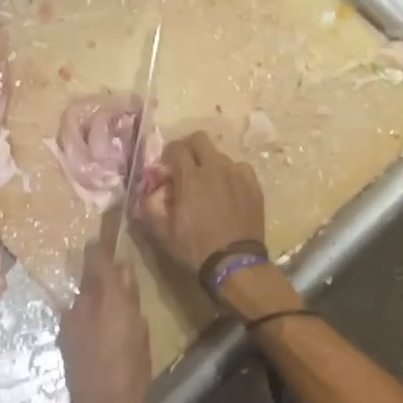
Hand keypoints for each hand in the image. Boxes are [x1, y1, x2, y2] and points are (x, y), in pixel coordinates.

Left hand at [59, 236, 150, 402]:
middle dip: (100, 274)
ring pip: (82, 296)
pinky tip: (99, 334)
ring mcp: (68, 318)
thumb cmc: (132, 370)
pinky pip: (76, 315)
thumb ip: (130, 297)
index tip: (106, 235)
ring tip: (112, 315)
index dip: (100, 244)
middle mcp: (82, 301)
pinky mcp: (62, 335)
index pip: (95, 255)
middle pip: (87, 274)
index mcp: (106, 295)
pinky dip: (86, 317)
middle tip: (117, 279)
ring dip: (94, 298)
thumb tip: (125, 270)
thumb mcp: (141, 331)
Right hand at [140, 131, 300, 320]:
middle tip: (184, 168)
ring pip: (220, 155)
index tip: (166, 170)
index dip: (168, 155)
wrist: (235, 263)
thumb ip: (149, 204)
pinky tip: (228, 190)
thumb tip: (148, 189)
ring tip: (208, 184)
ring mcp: (237, 175)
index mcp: (190, 177)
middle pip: (200, 139)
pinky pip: (240, 168)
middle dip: (188, 148)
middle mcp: (215, 168)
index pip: (176, 147)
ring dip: (210, 164)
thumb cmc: (195, 247)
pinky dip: (231, 174)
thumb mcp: (162, 231)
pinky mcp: (253, 185)